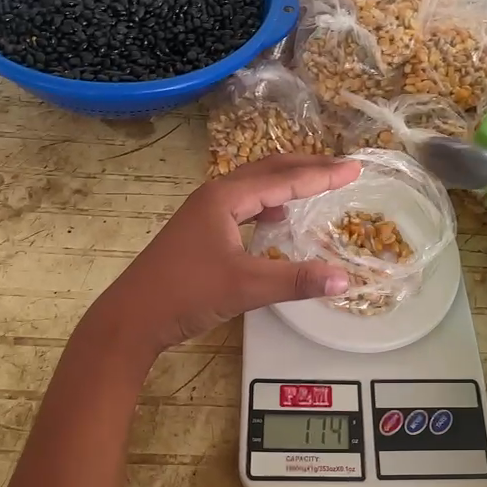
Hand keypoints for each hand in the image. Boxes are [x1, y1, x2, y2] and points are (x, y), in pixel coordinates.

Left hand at [87, 154, 362, 356]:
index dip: (321, 175)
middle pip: (268, 171)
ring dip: (286, 182)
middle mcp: (214, 195)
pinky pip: (243, 204)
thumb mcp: (245, 288)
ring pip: (253, 186)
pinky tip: (276, 218)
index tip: (354, 168)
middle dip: (306, 168)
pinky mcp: (199, 231)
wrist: (131, 318)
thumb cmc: (185, 294)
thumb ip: (296, 280)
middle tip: (342, 168)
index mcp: (225, 197)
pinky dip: (267, 203)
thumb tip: (344, 279)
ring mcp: (203, 212)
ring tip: (316, 184)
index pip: (283, 179)